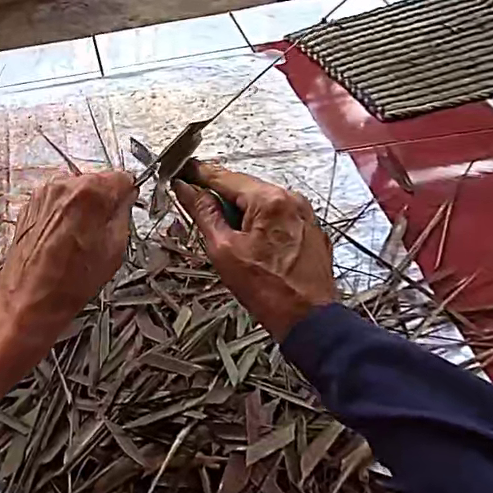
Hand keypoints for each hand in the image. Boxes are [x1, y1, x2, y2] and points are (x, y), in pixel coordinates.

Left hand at [0, 170, 134, 419]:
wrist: (29, 298)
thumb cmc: (68, 282)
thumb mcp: (115, 249)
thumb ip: (123, 215)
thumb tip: (125, 200)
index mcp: (90, 191)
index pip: (121, 178)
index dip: (127, 195)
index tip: (127, 207)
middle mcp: (64, 185)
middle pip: (97, 182)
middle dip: (104, 202)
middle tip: (105, 231)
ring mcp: (44, 194)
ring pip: (76, 191)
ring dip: (83, 208)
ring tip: (83, 240)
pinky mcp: (31, 205)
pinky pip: (58, 202)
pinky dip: (65, 215)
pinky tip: (66, 241)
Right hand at [174, 163, 335, 339]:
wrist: (308, 320)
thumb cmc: (269, 290)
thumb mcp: (223, 248)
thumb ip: (203, 212)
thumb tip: (187, 190)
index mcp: (270, 200)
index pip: (224, 177)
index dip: (198, 174)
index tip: (183, 172)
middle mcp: (291, 200)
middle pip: (244, 188)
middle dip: (219, 198)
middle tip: (197, 209)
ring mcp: (304, 214)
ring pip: (260, 202)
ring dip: (239, 212)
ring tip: (226, 238)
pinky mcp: (309, 230)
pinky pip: (277, 216)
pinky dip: (259, 223)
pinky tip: (250, 245)